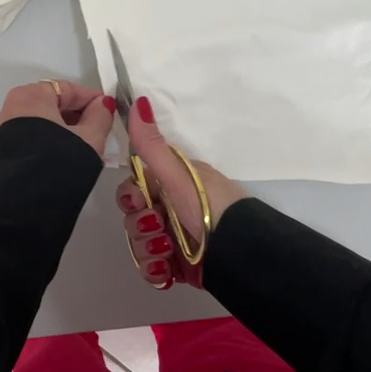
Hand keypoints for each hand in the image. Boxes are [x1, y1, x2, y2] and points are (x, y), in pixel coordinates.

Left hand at [0, 80, 115, 157]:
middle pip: (53, 103)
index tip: (110, 110)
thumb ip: (100, 117)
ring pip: (42, 121)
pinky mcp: (3, 148)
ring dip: (65, 129)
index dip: (92, 98)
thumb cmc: (57, 159)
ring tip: (86, 145)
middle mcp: (13, 105)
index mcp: (31, 94)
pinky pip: (33, 135)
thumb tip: (104, 103)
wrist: (21, 200)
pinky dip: (50, 139)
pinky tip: (65, 155)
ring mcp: (5, 127)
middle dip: (78, 115)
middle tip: (100, 130)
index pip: (68, 88)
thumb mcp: (88, 138)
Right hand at [115, 96, 250, 288]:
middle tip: (159, 229)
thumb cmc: (210, 208)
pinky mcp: (177, 265)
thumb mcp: (178, 175)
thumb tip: (137, 100)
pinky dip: (156, 271)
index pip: (132, 187)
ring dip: (148, 250)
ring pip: (139, 244)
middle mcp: (170, 209)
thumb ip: (151, 144)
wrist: (240, 255)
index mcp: (171, 184)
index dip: (129, 197)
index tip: (141, 201)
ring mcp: (173, 238)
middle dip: (140, 227)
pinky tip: (167, 272)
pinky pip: (151, 267)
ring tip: (168, 253)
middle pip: (132, 217)